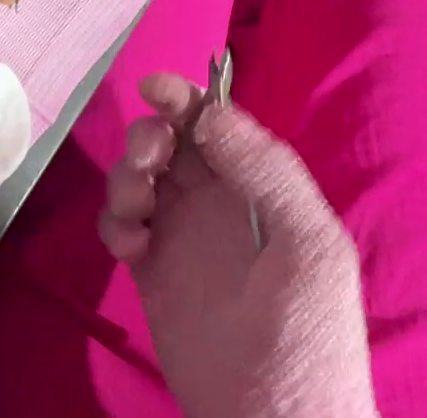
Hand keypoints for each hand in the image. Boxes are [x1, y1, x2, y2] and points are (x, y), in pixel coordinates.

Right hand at [101, 75, 374, 416]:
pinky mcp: (150, 270)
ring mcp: (180, 235)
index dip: (185, 98)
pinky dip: (115, 224)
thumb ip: (268, 173)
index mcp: (261, 188)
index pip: (217, 122)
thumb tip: (213, 115)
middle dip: (148, 137)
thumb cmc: (307, 336)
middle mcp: (218, 202)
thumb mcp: (310, 248)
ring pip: (138, 176)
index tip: (152, 90)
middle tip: (148, 162)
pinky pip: (120, 224)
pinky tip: (131, 250)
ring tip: (137, 214)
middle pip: (168, 140)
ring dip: (126, 179)